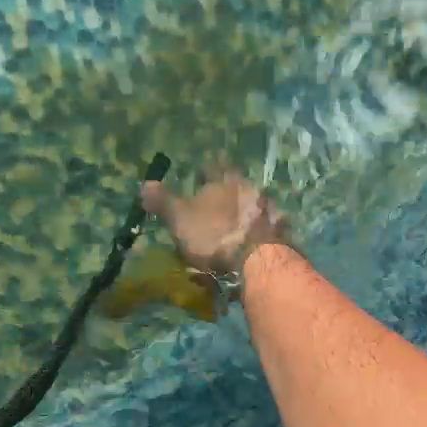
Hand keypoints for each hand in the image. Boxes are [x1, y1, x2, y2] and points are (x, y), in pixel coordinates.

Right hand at [140, 169, 287, 273]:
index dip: (207, 168)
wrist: (258, 260)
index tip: (202, 169)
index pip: (214, 166)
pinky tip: (256, 239)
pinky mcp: (282, 232)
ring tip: (237, 220)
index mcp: (225, 181)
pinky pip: (269, 226)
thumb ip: (163, 201)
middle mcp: (250, 189)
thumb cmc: (214, 235)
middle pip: (237, 184)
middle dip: (228, 189)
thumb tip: (144, 184)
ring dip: (247, 208)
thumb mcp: (180, 219)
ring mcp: (269, 210)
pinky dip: (261, 229)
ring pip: (255, 203)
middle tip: (218, 198)